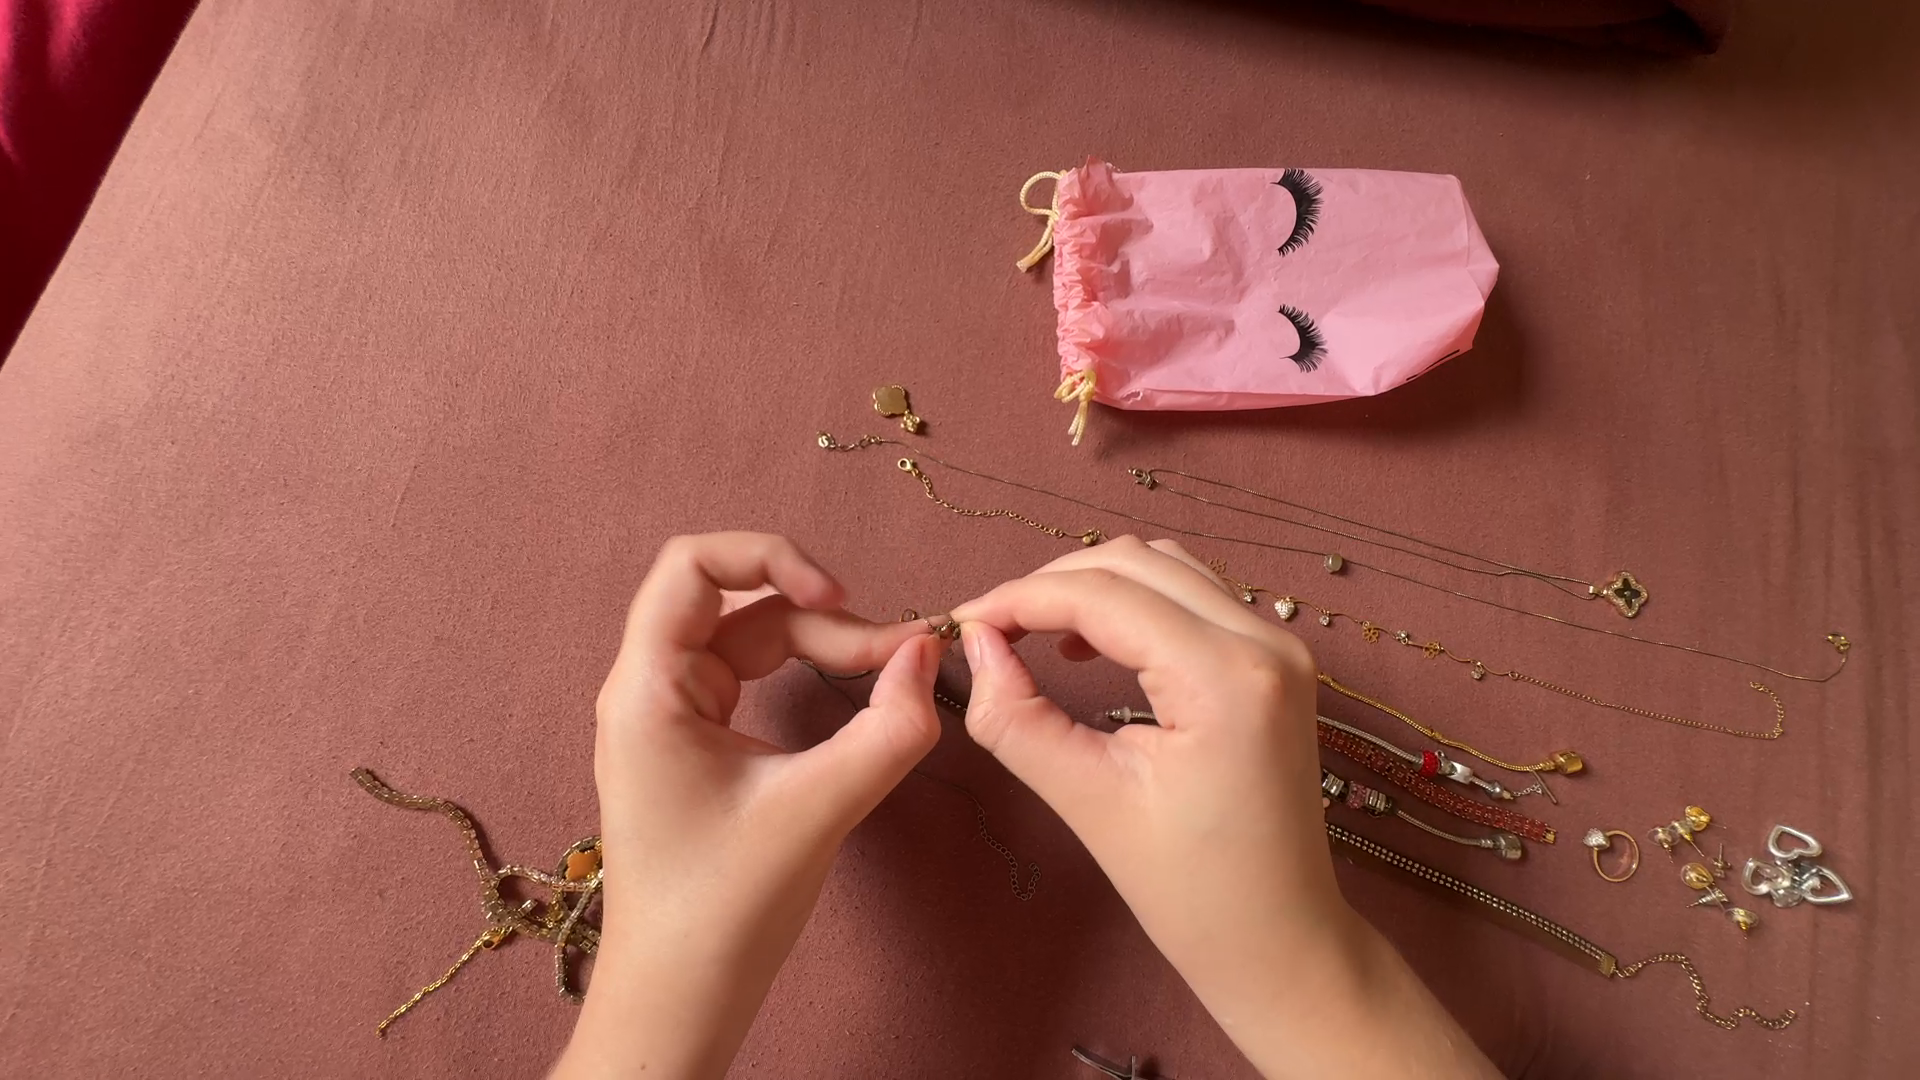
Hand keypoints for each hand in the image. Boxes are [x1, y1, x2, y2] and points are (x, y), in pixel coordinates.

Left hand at [553, 532, 942, 1079]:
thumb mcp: (817, 811)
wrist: (680, 1001)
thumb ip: (887, 730)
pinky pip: (762, 673)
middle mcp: (654, 686)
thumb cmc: (722, 912)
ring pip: (763, 638)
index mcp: (649, 689)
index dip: (771, 557)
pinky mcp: (704, 734)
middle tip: (906, 658)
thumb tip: (928, 652)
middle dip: (831, 622)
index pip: (693, 565)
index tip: (840, 597)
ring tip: (896, 675)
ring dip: (831, 646)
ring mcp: (679, 710)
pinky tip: (858, 693)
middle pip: (750, 606)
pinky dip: (815, 673)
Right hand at [952, 537, 1496, 1079]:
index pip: (1102, 595)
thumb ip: (1014, 717)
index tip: (966, 620)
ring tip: (1034, 630)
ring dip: (1088, 585)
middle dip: (1050, 584)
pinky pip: (1186, 592)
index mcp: (1226, 677)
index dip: (1021, 598)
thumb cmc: (1191, 892)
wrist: (1283, 941)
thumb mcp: (1086, 802)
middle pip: (1132, 560)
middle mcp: (1264, 640)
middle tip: (994, 628)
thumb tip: (976, 645)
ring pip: (1160, 565)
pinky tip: (1089, 641)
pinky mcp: (1271, 656)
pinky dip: (1127, 599)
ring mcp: (1277, 642)